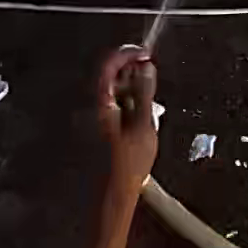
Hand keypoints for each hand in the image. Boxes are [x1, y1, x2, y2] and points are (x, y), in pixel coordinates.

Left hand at [95, 45, 157, 214]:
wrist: (115, 192)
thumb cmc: (128, 162)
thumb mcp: (143, 125)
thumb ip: (145, 93)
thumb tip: (146, 67)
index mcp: (102, 104)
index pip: (109, 66)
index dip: (127, 55)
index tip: (146, 55)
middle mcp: (97, 107)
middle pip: (110, 74)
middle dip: (131, 66)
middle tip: (150, 67)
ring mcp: (101, 115)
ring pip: (115, 87)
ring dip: (133, 81)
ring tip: (150, 87)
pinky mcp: (107, 124)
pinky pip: (118, 100)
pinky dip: (131, 95)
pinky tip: (144, 104)